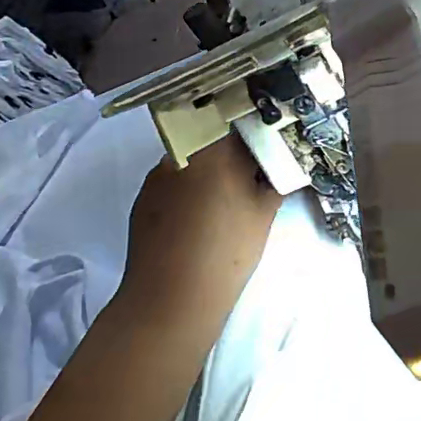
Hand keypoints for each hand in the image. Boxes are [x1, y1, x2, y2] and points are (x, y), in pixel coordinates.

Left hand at [119, 135, 282, 314]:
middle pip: (214, 137)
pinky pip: (171, 180)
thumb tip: (277, 162)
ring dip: (207, 170)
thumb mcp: (263, 214)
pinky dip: (185, 189)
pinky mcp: (143, 194)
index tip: (265, 154)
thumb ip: (273, 179)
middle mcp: (183, 151)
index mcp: (217, 149)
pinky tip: (193, 220)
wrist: (171, 297)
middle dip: (232, 154)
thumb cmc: (226, 254)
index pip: (242, 123)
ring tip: (218, 206)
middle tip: (247, 182)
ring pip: (191, 158)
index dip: (257, 136)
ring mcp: (158, 172)